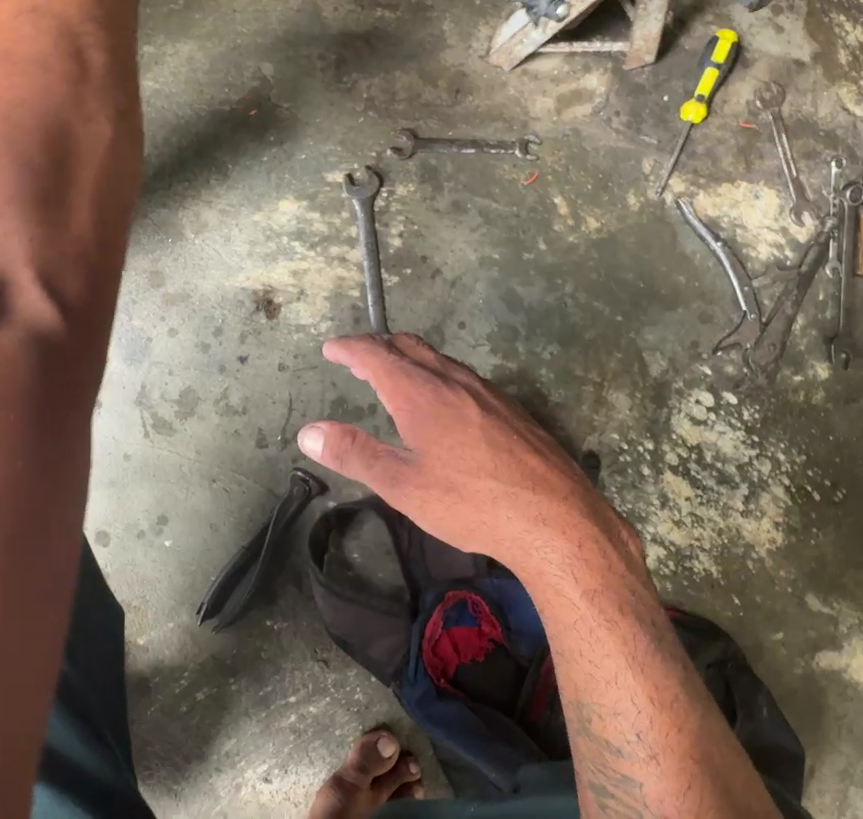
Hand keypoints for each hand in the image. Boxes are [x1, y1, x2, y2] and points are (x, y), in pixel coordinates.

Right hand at [298, 334, 641, 574]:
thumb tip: (308, 431)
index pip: (376, 355)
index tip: (330, 348)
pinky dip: (439, 376)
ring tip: (396, 374)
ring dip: (411, 359)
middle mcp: (454, 381)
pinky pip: (465, 378)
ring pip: (441, 361)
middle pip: (410, 347)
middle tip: (357, 356)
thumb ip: (355, 454)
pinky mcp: (512, 409)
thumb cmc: (470, 503)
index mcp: (421, 393)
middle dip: (379, 346)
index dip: (349, 348)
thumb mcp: (403, 485)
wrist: (554, 516)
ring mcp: (488, 392)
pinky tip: (446, 404)